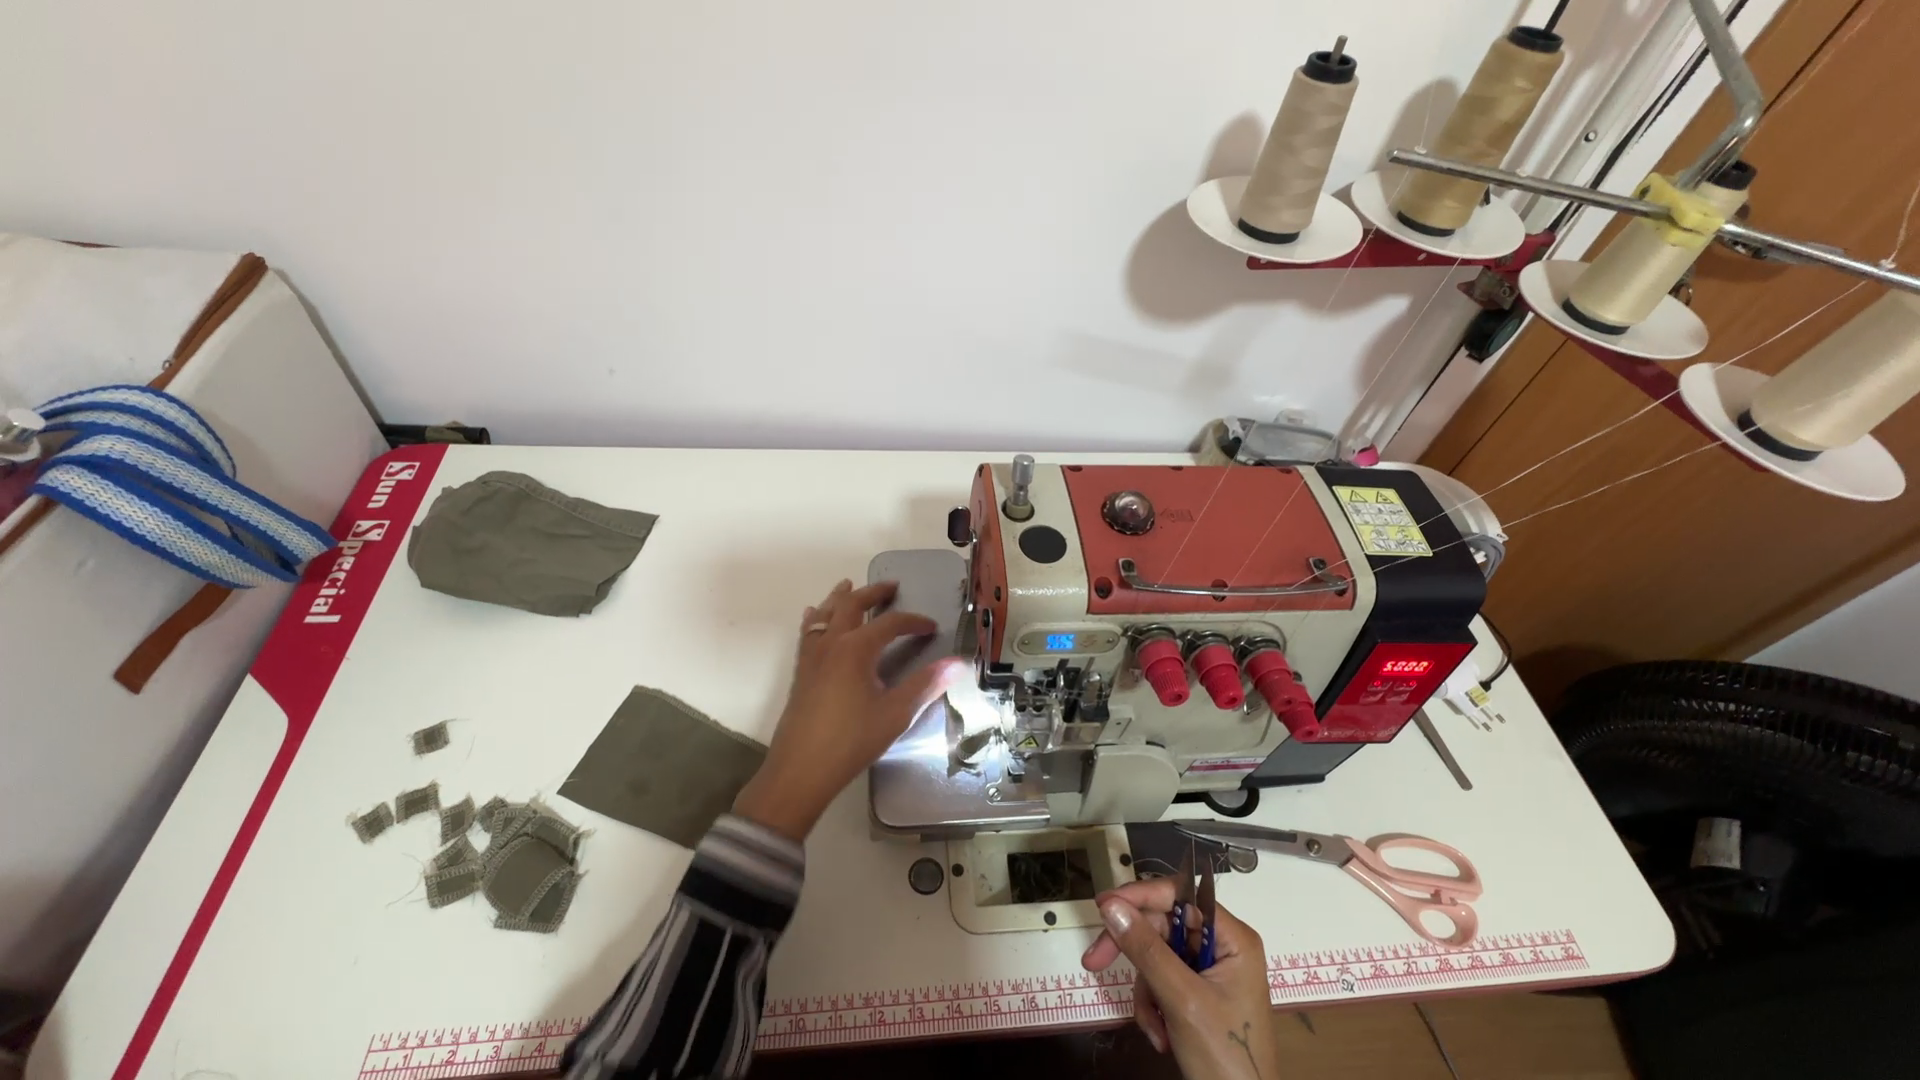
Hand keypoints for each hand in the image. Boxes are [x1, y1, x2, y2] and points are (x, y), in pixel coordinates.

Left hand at [733, 578, 964, 840]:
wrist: (801, 769)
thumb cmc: (852, 741)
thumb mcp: (895, 714)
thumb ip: (925, 685)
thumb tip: (958, 664)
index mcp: (856, 649)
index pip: (890, 623)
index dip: (913, 622)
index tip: (931, 627)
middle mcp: (831, 643)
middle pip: (851, 605)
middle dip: (873, 593)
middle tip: (891, 586)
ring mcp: (811, 656)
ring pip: (825, 613)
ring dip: (841, 598)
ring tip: (850, 586)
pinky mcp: (801, 671)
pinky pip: (808, 631)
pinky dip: (817, 617)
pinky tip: (816, 615)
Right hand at [1080, 880, 1280, 1079]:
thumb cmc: (1224, 1054)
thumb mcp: (1181, 999)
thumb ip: (1145, 949)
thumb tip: (1111, 906)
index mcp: (1232, 938)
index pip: (1179, 896)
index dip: (1140, 897)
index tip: (1103, 907)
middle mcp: (1223, 947)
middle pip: (1163, 927)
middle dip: (1134, 954)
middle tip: (1093, 962)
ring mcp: (1211, 973)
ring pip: (1157, 959)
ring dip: (1146, 993)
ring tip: (1153, 1028)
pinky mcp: (1199, 996)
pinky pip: (1162, 984)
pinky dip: (1154, 1008)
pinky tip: (1160, 1036)